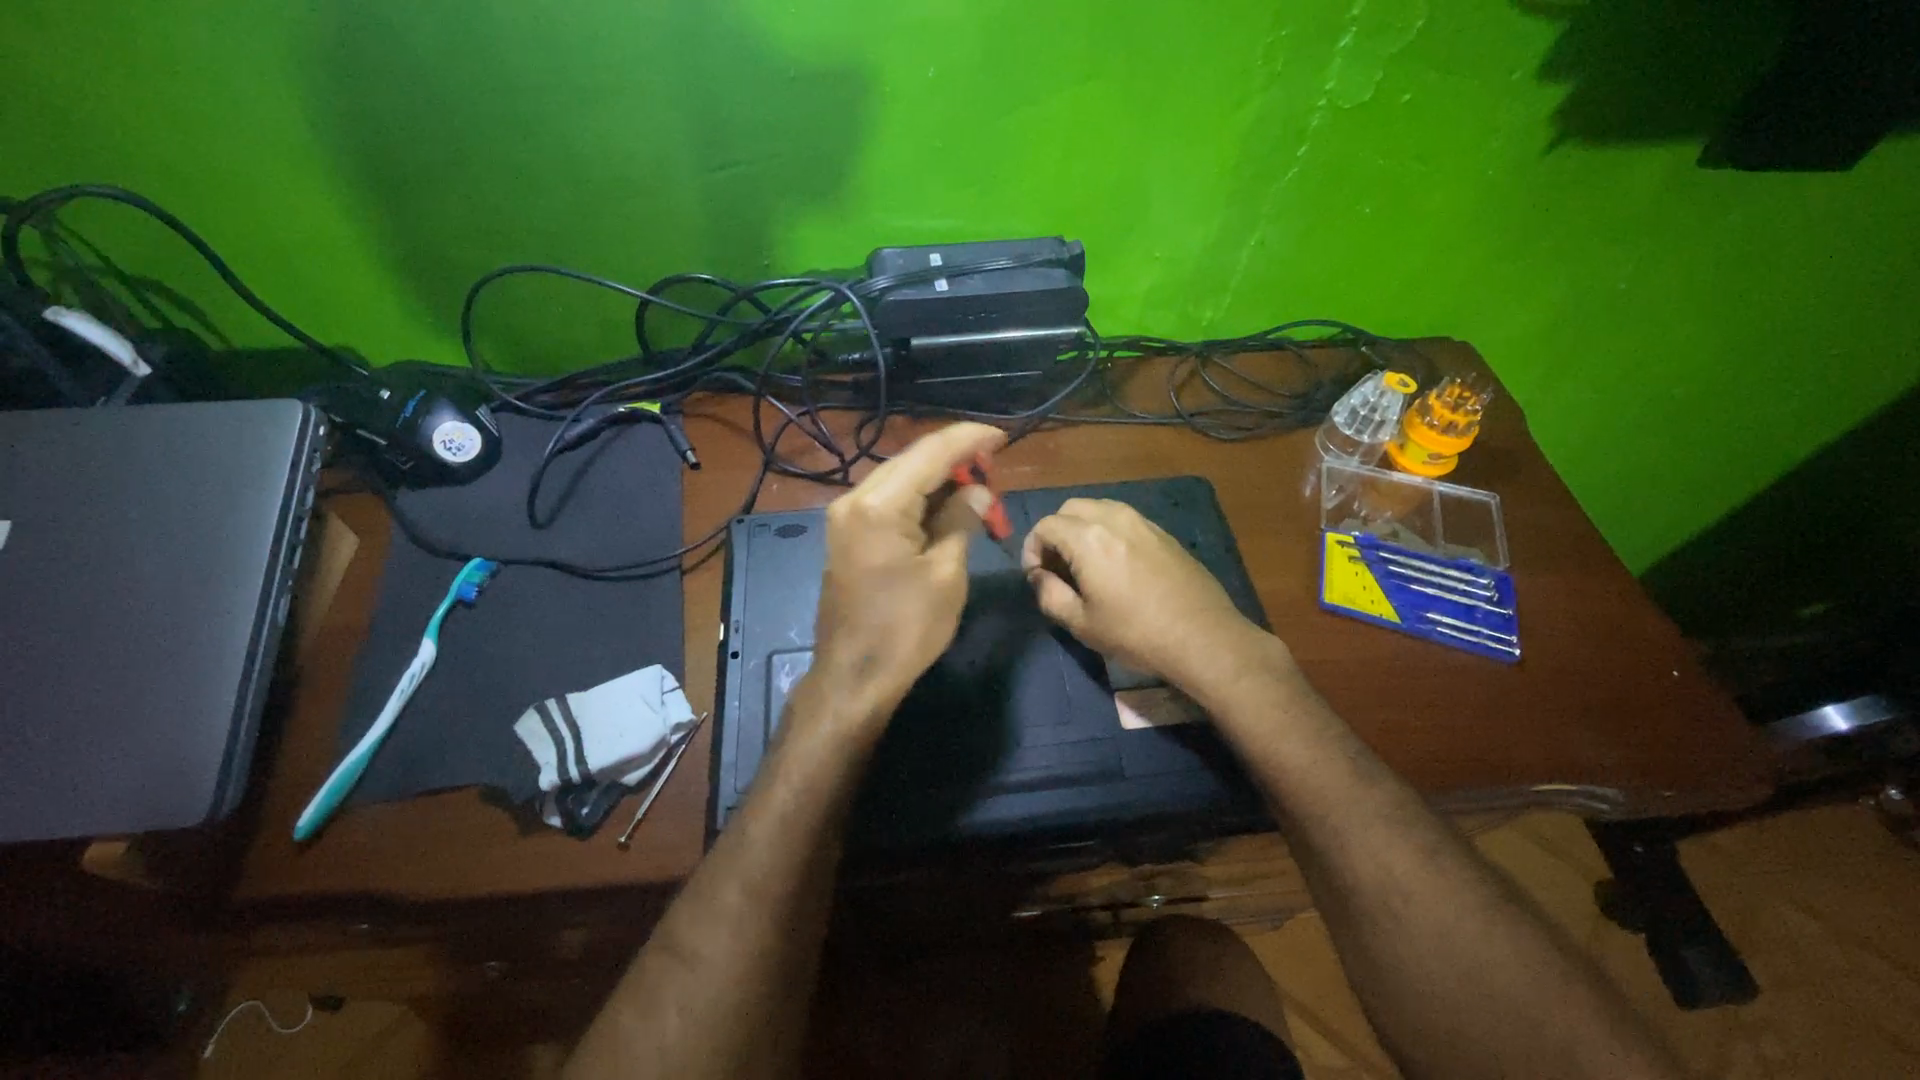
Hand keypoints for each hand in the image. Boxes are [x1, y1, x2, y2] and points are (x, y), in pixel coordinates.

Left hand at [809, 422, 1007, 728]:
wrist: (854, 676)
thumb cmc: (905, 629)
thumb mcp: (946, 573)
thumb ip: (962, 519)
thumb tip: (979, 490)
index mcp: (878, 505)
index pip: (930, 453)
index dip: (969, 440)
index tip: (1002, 436)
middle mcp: (854, 500)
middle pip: (912, 461)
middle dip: (955, 459)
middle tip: (995, 468)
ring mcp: (846, 518)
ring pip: (900, 480)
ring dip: (939, 480)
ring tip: (979, 487)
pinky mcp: (849, 536)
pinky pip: (889, 502)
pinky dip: (920, 500)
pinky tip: (947, 506)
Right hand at [1023, 498, 1275, 689]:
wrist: (1202, 636)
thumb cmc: (1136, 633)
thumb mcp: (1081, 623)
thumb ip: (1049, 594)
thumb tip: (1038, 577)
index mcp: (1088, 538)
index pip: (1045, 525)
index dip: (1032, 549)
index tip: (1036, 576)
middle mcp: (1114, 518)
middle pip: (1070, 509)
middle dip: (1056, 533)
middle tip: (1057, 568)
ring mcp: (1143, 522)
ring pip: (1099, 509)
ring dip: (1082, 529)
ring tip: (1085, 565)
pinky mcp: (1163, 533)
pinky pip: (1124, 519)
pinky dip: (1108, 532)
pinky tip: (1116, 565)